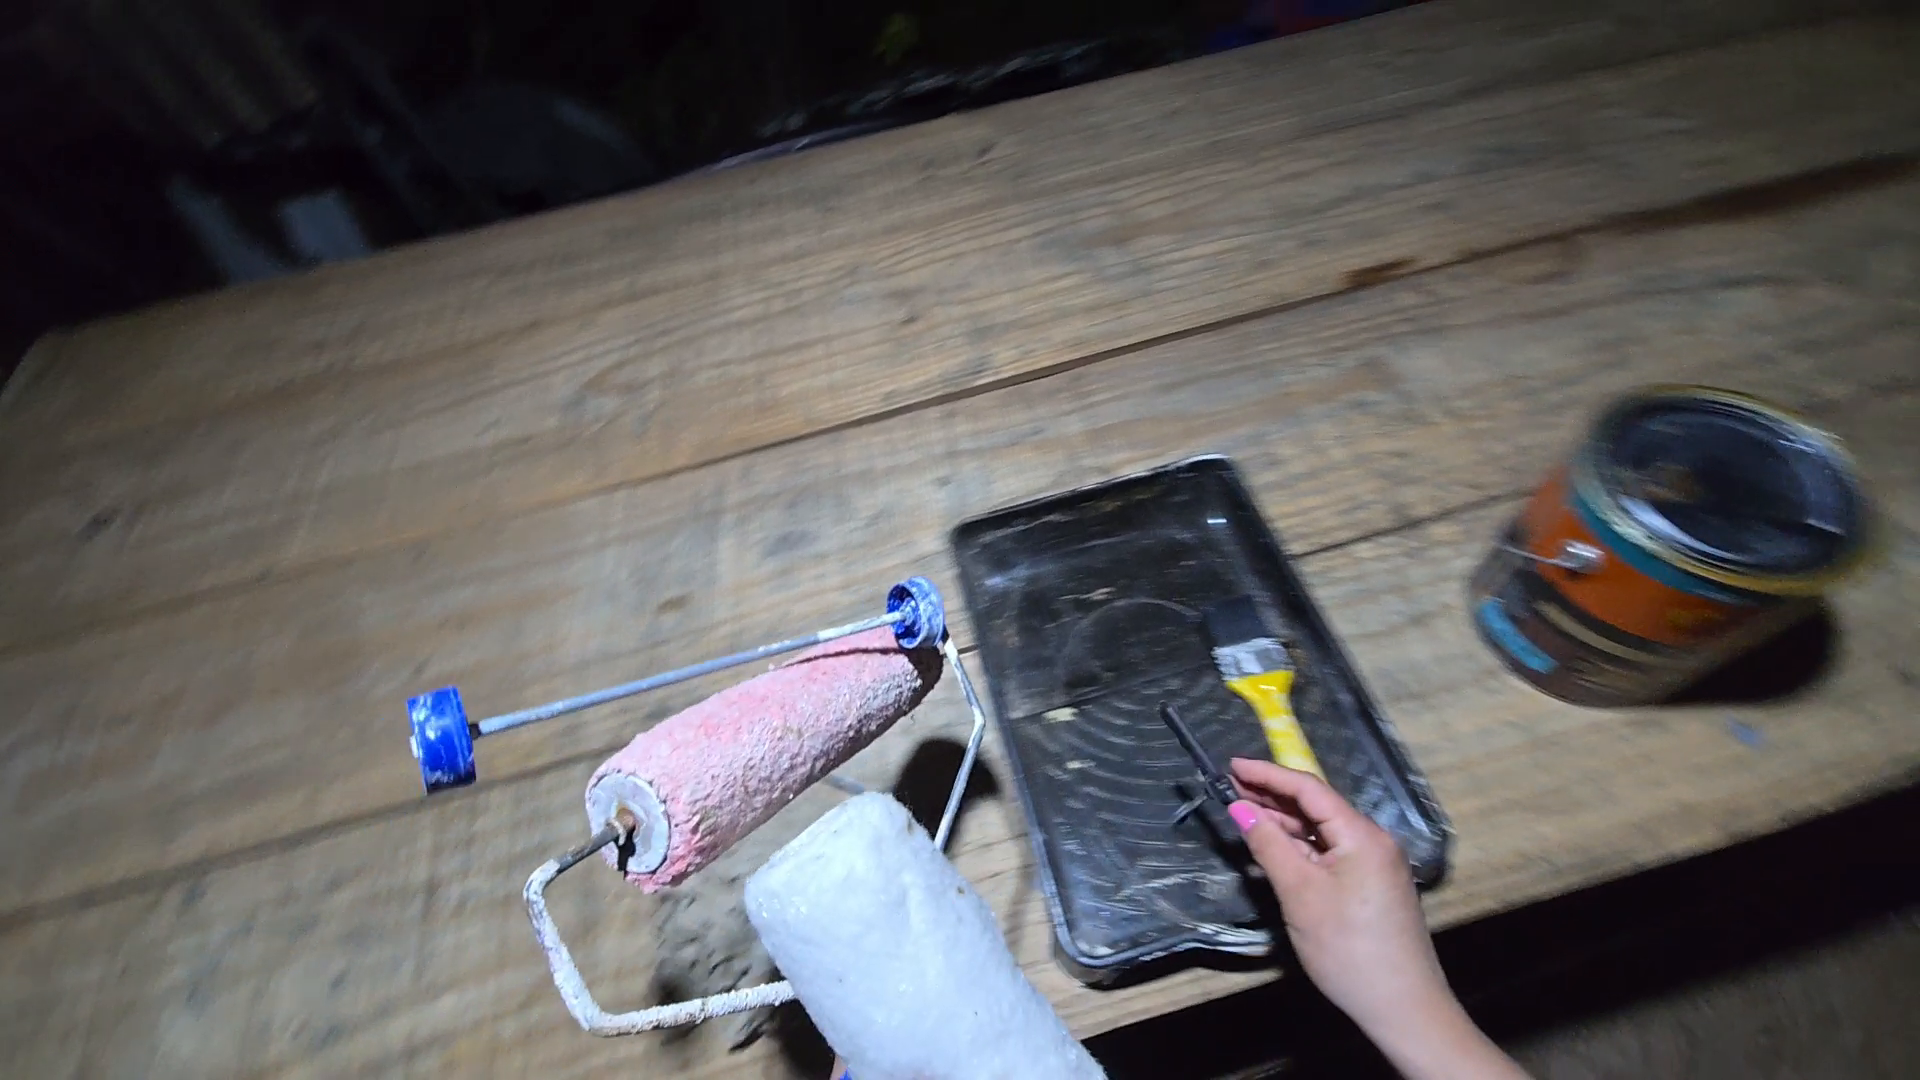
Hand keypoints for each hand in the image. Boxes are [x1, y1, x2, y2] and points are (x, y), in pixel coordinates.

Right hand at [1228, 759, 1527, 1079]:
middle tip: (1230, 786)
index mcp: (1361, 835)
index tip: (1232, 765)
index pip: (1309, 789)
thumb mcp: (1299, 892)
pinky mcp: (1370, 885)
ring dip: (1283, 820)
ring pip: (1321, 829)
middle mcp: (1372, 841)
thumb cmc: (1348, 947)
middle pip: (1316, 806)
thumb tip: (1238, 807)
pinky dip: (1298, 844)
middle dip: (1272, 794)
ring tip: (1243, 809)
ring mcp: (1374, 863)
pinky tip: (1272, 843)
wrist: (1405, 1011)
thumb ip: (1267, 843)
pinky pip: (1329, 850)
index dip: (1267, 774)